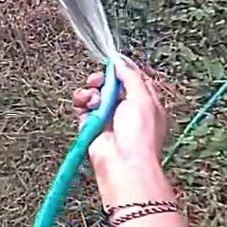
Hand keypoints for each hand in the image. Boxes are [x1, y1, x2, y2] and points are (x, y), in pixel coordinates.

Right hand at [72, 58, 170, 201]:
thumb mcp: (142, 99)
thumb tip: (120, 62)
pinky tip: (85, 106)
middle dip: (102, 79)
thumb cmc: (139, 136)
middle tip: (98, 81)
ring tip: (93, 99)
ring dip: (90, 91)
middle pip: (110, 84)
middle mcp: (126, 109)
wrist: (123, 164)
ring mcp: (108, 117)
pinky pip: (82, 107)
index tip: (112, 62)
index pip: (132, 78)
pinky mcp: (91, 126)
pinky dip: (81, 102)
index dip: (121, 69)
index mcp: (144, 102)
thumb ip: (130, 77)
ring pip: (94, 93)